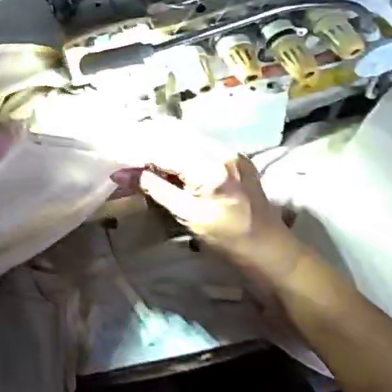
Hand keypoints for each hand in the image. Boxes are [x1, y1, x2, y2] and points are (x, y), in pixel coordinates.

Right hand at [138, 153, 309, 285]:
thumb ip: (155, 189)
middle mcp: (221, 151)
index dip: (137, 159)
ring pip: (185, 140)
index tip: (118, 169)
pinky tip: (171, 169)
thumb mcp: (188, 216)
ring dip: (163, 151)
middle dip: (148, 151)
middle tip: (128, 167)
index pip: (162, 151)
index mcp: (210, 166)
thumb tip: (121, 174)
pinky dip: (181, 154)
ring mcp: (230, 152)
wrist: (274, 253)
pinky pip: (200, 147)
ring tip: (147, 168)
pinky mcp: (235, 158)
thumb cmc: (231, 241)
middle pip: (173, 138)